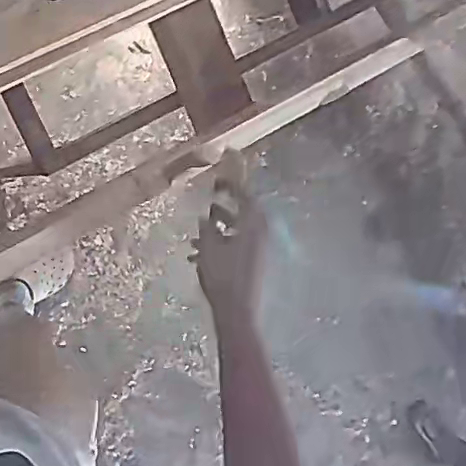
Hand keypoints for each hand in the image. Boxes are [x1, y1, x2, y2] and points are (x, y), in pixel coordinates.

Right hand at [192, 155, 268, 319]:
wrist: (238, 312)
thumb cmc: (222, 277)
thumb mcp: (209, 247)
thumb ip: (209, 227)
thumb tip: (209, 214)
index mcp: (253, 222)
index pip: (243, 189)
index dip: (234, 172)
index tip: (229, 153)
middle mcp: (262, 231)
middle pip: (244, 207)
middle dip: (226, 201)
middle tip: (213, 191)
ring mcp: (262, 248)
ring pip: (241, 227)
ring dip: (223, 224)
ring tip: (203, 228)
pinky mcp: (258, 261)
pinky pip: (241, 242)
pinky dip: (226, 240)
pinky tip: (205, 250)